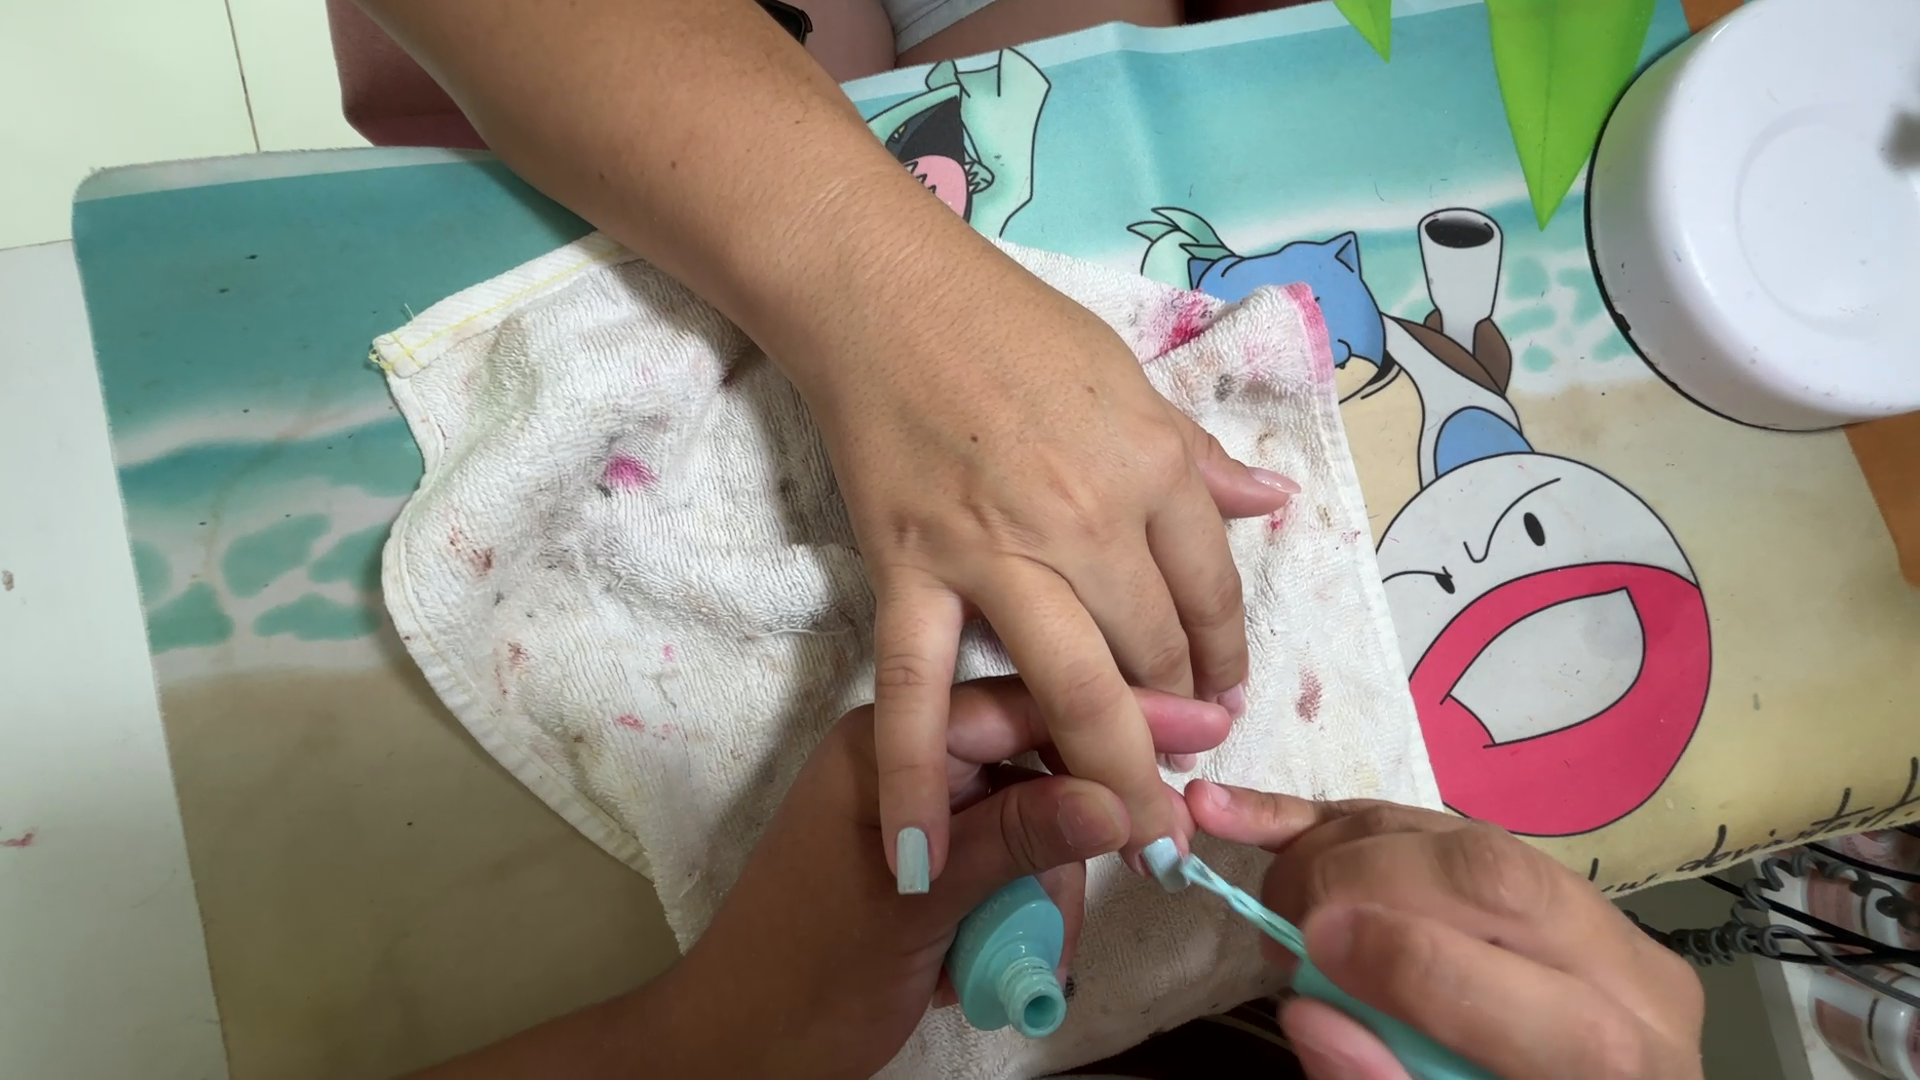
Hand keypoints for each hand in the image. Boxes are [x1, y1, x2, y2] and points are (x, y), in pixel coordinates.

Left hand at [677, 679, 1225, 1076]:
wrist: (736, 1048)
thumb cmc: (812, 969)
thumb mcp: (922, 903)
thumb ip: (1020, 840)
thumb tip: (1125, 800)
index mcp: (890, 740)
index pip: (1018, 706)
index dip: (1112, 716)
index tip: (1200, 727)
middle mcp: (907, 754)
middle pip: (1030, 758)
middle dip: (1088, 813)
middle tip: (1161, 847)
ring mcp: (919, 803)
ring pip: (1025, 814)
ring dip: (1049, 880)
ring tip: (1043, 946)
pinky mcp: (930, 850)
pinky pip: (1002, 853)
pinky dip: (1022, 899)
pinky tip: (1023, 948)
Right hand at [787, 235, 1293, 887]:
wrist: (885, 297)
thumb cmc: (1008, 325)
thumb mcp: (1125, 376)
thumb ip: (1196, 453)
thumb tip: (1274, 501)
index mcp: (1149, 465)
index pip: (1211, 591)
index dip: (1225, 658)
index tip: (1222, 700)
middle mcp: (1089, 522)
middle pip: (1154, 656)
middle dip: (1176, 729)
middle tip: (1180, 787)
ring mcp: (997, 556)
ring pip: (1070, 689)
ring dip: (1107, 776)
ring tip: (1128, 844)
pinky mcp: (912, 574)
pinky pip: (919, 690)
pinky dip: (916, 777)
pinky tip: (923, 858)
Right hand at [1185, 781, 1704, 1079]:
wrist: (1535, 1072)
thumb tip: (1306, 1015)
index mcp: (1636, 1074)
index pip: (1559, 1017)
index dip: (1416, 968)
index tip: (1307, 946)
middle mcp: (1620, 967)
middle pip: (1495, 879)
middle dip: (1361, 878)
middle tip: (1285, 918)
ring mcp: (1558, 892)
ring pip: (1440, 830)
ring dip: (1329, 847)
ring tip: (1273, 898)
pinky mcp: (1480, 850)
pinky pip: (1395, 817)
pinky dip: (1305, 815)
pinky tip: (1230, 808)